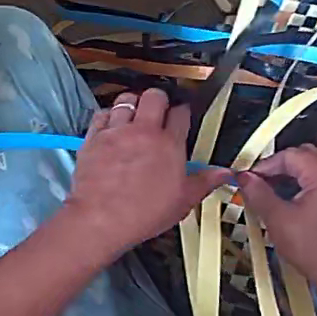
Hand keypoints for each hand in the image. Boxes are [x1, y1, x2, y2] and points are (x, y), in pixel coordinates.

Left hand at [59, 88, 233, 259]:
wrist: (99, 219)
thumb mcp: (182, 201)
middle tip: (158, 110)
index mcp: (169, 144)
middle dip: (159, 99)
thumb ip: (203, 182)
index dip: (183, 112)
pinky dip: (107, 116)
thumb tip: (223, 174)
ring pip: (125, 100)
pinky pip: (100, 115)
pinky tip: (110, 124)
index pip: (181, 113)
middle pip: (154, 96)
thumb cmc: (141, 213)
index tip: (181, 116)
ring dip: (132, 103)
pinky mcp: (93, 139)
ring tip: (134, 114)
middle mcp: (142, 132)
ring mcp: (116, 133)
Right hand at [236, 144, 316, 300]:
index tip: (247, 181)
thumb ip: (259, 193)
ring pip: (313, 170)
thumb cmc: (311, 247)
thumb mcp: (278, 219)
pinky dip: (302, 187)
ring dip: (289, 177)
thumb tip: (243, 177)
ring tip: (269, 195)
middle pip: (304, 157)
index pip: (290, 155)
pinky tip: (288, 206)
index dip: (265, 165)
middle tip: (258, 184)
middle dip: (278, 167)